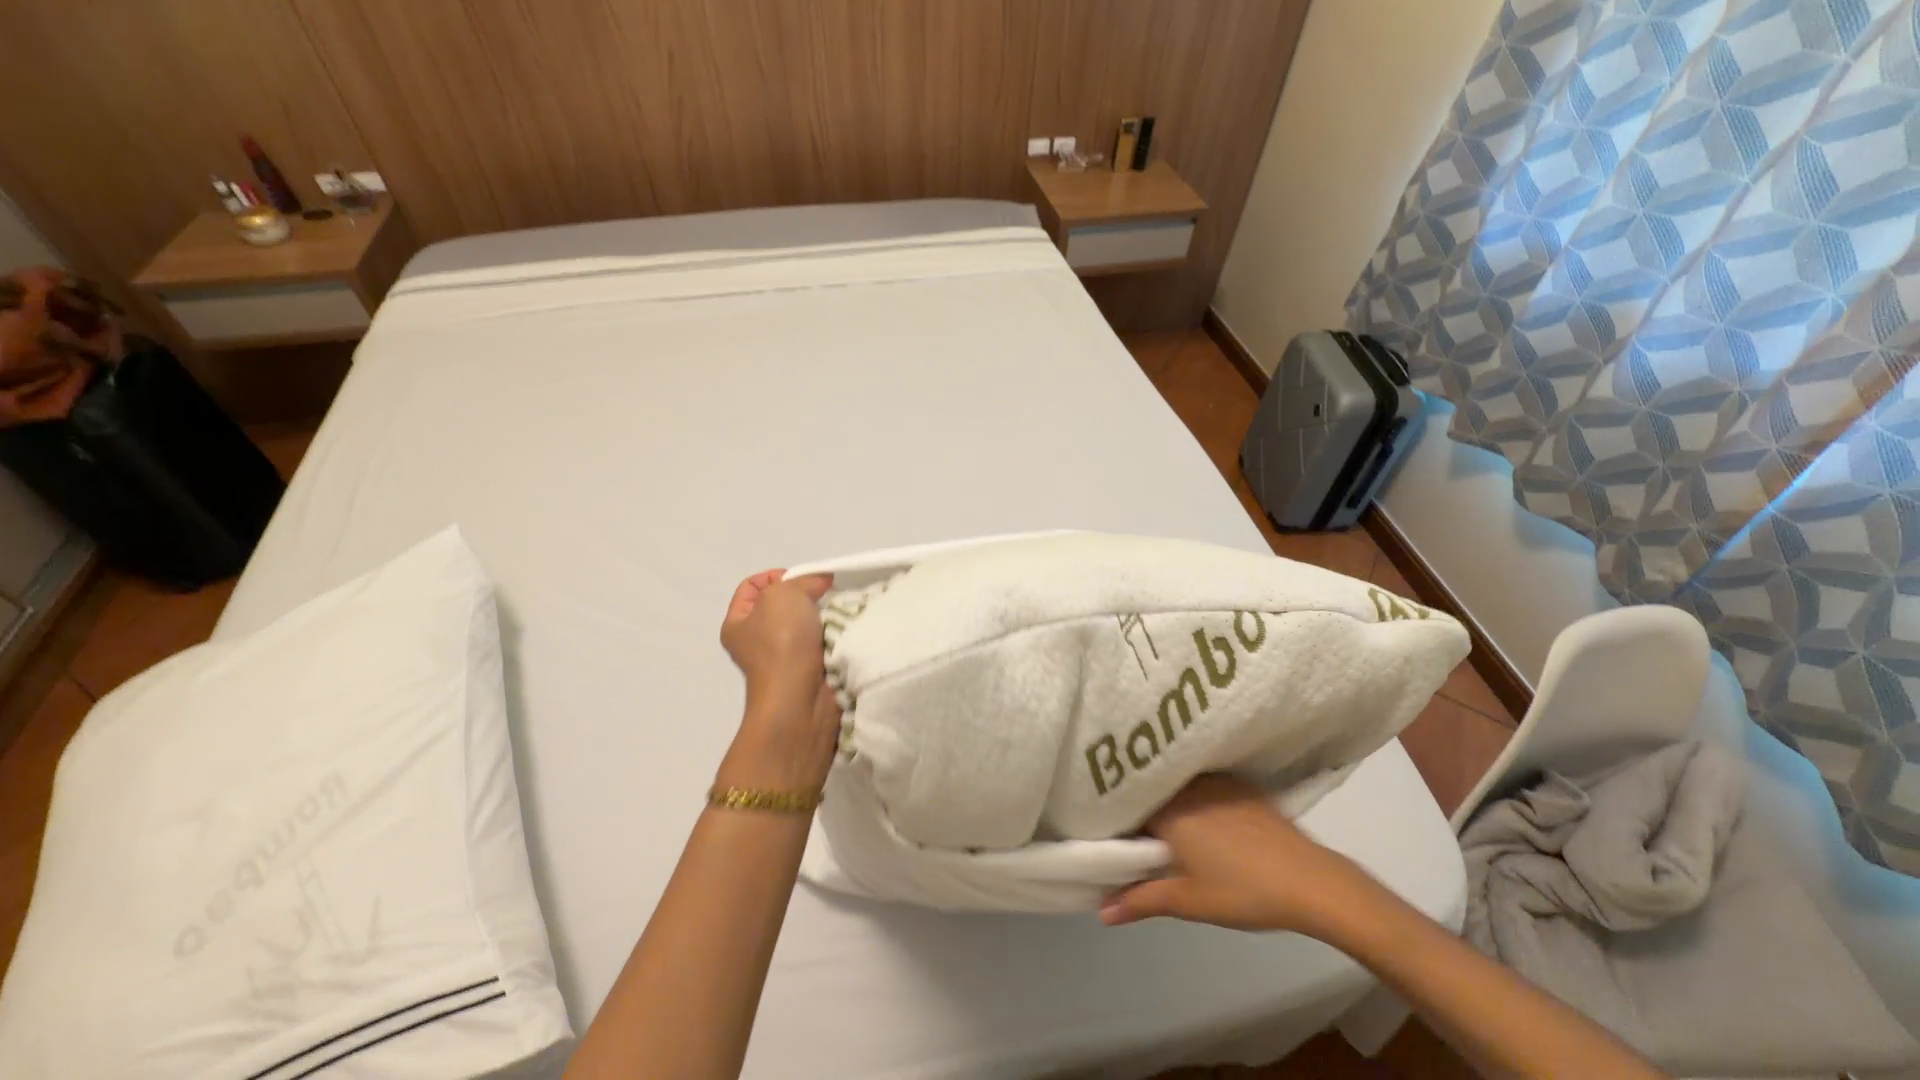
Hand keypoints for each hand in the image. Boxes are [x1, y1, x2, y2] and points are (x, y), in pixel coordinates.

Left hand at [717, 570, 838, 793]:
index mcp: (737, 624)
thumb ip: (801, 580)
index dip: (775, 575)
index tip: (801, 582)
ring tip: (837, 614)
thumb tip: (820, 583)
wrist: (802, 699)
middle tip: (823, 596)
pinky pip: (822, 642)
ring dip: (824, 616)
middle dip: (805, 596)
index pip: (752, 586)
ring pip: (806, 623)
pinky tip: (844, 632)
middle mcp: (756, 641)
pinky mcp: (808, 672)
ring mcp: (783, 659)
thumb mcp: (783, 593)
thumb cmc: (782, 643)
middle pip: (782, 604)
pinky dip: (835, 635)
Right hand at [1100, 774, 1374, 936]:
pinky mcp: (1244, 787)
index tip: (1107, 828)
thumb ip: (1140, 900)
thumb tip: (1102, 911)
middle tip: (1131, 828)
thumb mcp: (1187, 901)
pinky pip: (1205, 784)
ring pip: (1179, 785)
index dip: (1116, 814)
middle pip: (1153, 790)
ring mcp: (1220, 783)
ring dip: (1169, 798)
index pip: (1128, 801)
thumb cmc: (1242, 892)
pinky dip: (1195, 795)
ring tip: (1161, 821)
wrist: (1311, 882)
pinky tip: (1200, 815)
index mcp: (1170, 810)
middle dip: (1140, 805)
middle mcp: (1190, 787)